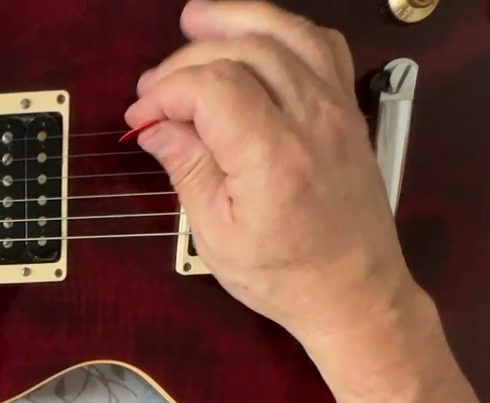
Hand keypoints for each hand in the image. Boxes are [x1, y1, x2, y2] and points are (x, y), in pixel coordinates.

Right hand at [126, 1, 425, 354]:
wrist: (350, 289)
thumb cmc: (283, 275)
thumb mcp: (216, 236)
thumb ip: (188, 170)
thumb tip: (156, 129)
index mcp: (271, 157)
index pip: (211, 87)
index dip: (166, 90)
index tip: (139, 114)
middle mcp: (309, 119)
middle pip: (243, 51)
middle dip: (187, 59)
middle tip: (151, 86)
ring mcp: (334, 108)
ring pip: (284, 33)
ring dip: (235, 20)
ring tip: (195, 19)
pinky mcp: (345, 109)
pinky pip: (318, 45)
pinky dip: (281, 30)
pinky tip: (256, 35)